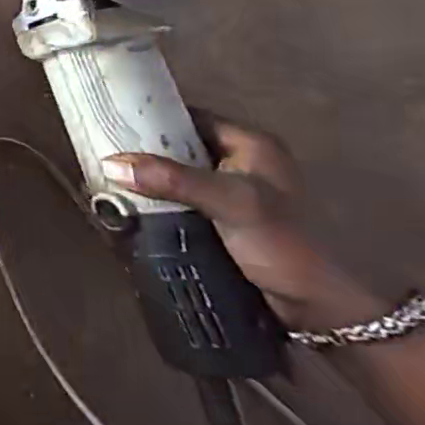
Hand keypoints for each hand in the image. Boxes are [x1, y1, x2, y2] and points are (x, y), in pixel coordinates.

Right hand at [103, 114, 388, 330]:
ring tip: (107, 179)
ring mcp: (233, 192)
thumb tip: (110, 163)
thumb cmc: (284, 243)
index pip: (188, 117)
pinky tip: (130, 205)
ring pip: (176, 174)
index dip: (149, 117)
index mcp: (250, 143)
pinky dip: (156, 200)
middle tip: (101, 154)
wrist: (323, 308)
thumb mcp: (229, 202)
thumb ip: (171, 179)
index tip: (107, 121)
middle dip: (142, 152)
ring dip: (146, 179)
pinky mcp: (223, 219)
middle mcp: (242, 161)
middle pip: (178, 145)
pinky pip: (179, 199)